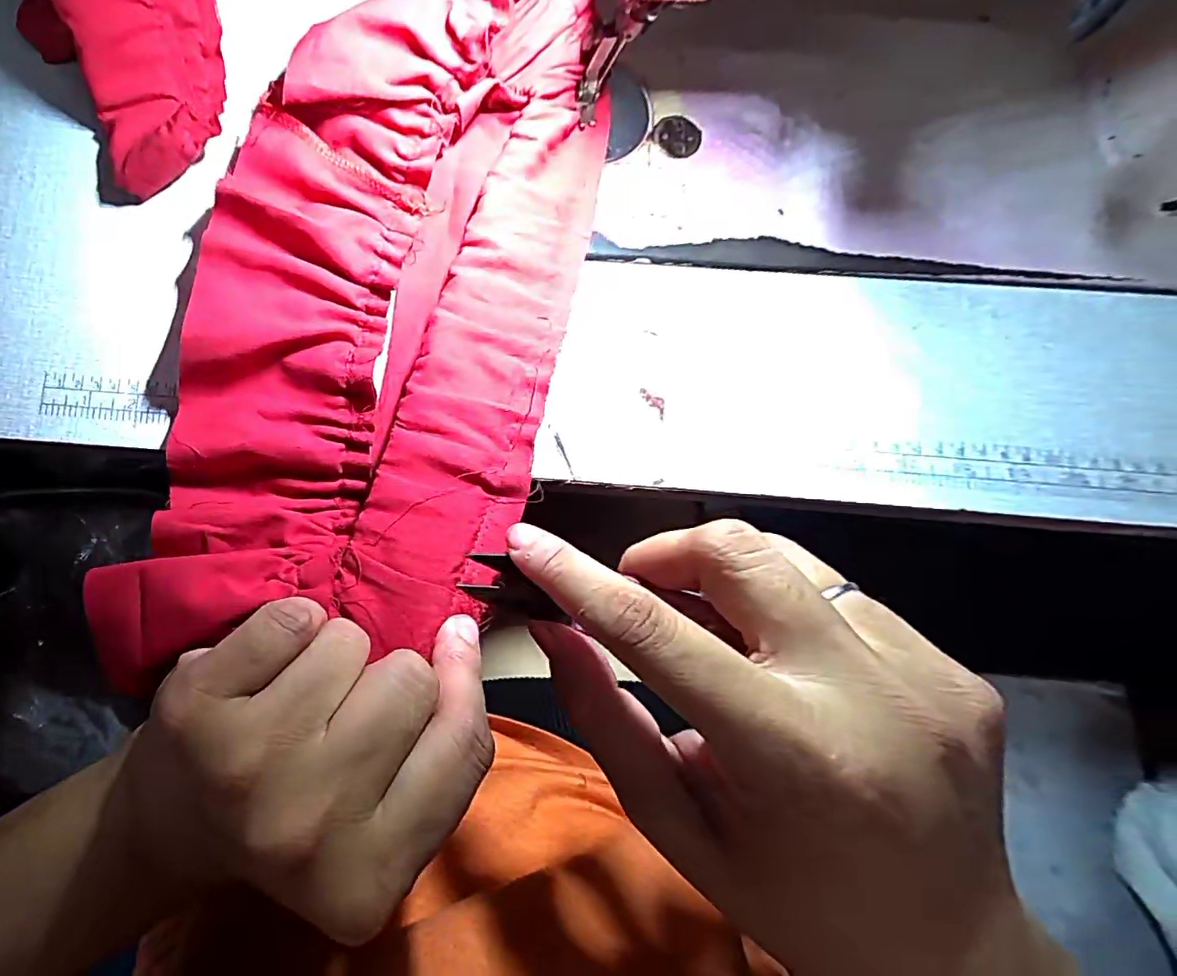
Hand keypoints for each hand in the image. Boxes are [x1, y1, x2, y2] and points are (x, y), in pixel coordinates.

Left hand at [115, 598, 493, 944]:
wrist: (168, 818)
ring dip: (333, 649)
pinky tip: (269, 653)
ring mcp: (247, 759)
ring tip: (301, 686)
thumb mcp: (374, 823)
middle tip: (343, 703)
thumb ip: (433, 752)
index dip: (465, 681)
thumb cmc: (288, 812)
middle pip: (406, 683)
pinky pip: (287, 618)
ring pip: (347, 641)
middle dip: (383, 677)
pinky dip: (292, 620)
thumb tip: (464, 634)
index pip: (459, 749)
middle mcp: (308, 825)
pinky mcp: (198, 702)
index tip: (454, 638)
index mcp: (366, 880)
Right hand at [507, 520, 1074, 975]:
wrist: (953, 954)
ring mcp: (925, 673)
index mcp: (790, 750)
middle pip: (733, 553)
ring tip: (700, 629)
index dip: (575, 575)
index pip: (652, 628)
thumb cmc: (787, 896)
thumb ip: (601, 712)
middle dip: (657, 556)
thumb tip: (550, 626)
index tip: (525, 542)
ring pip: (781, 554)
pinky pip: (828, 588)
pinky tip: (768, 655)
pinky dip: (769, 602)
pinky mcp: (951, 666)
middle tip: (631, 598)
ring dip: (712, 575)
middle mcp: (870, 695)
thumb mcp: (669, 817)